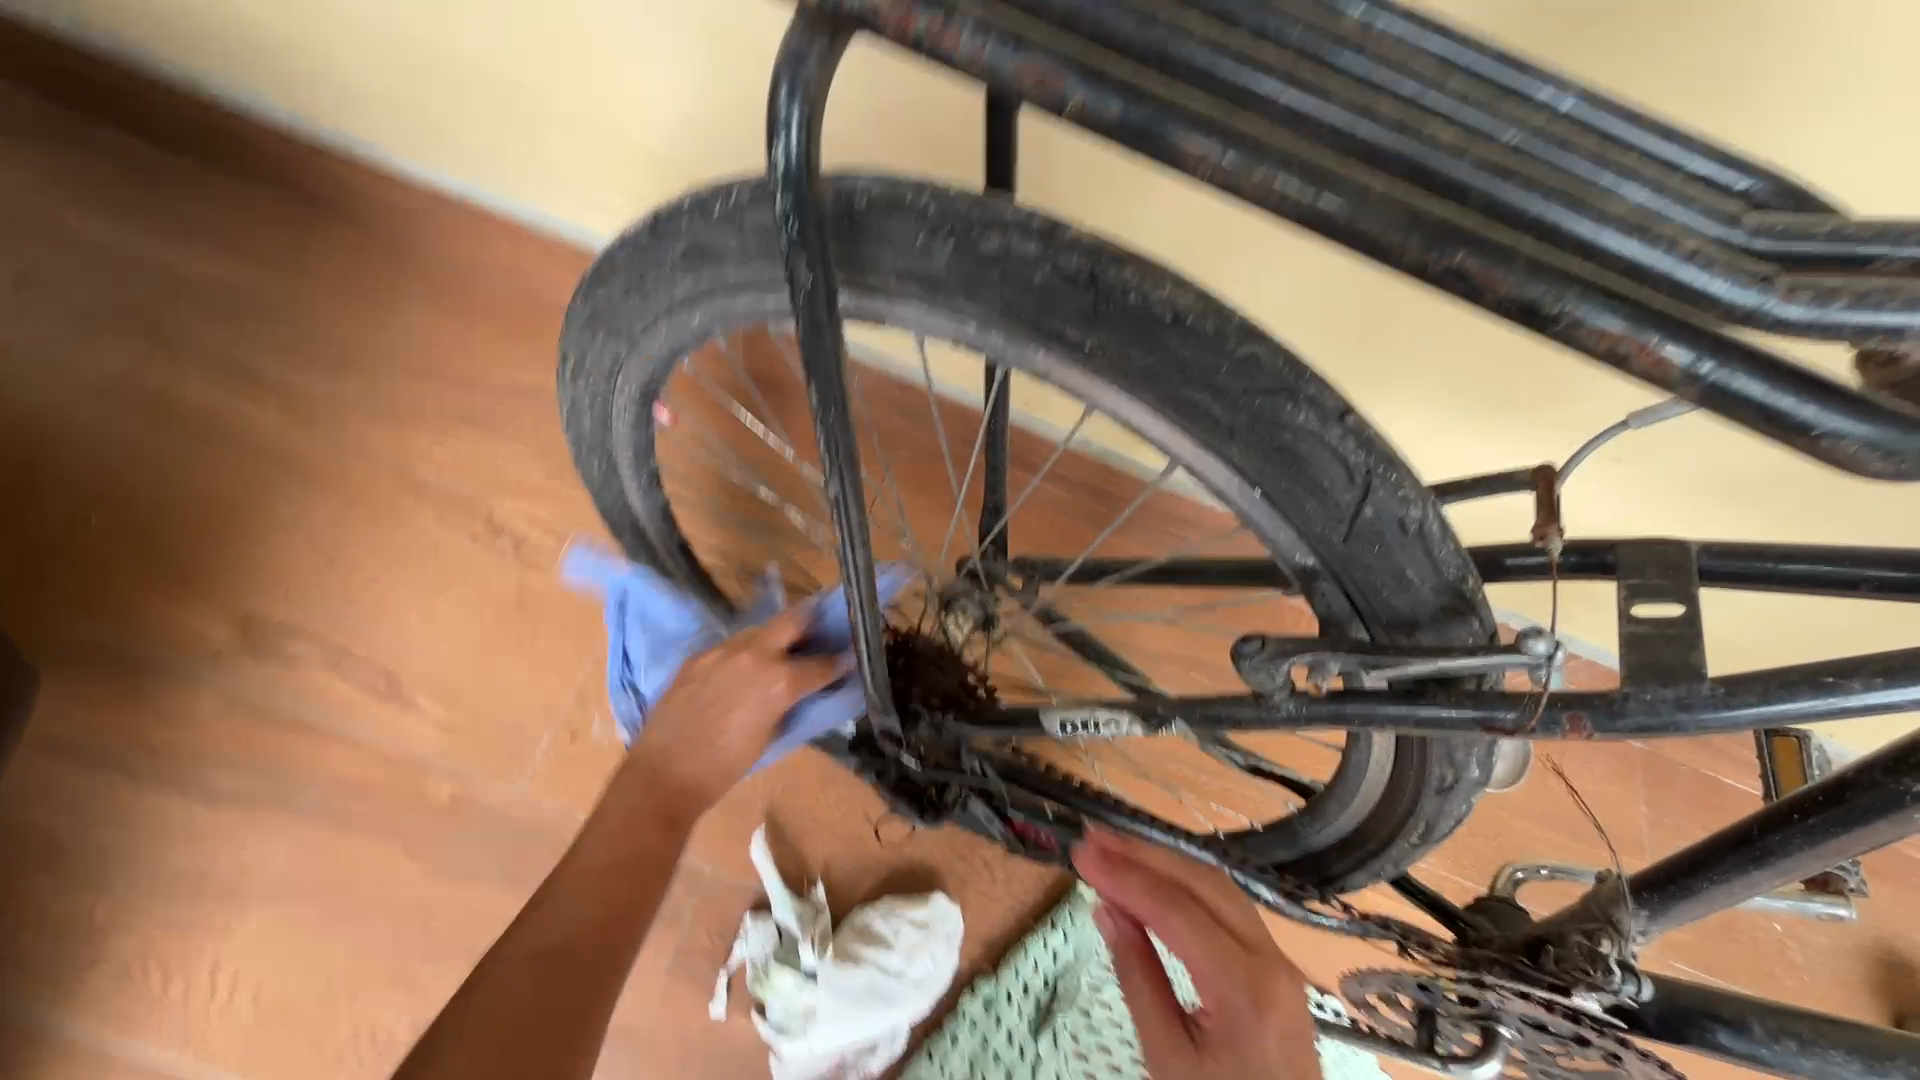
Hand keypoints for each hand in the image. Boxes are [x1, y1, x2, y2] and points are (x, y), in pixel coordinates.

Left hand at [621, 605, 843, 813]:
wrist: (664, 774)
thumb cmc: (726, 767)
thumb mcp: (772, 735)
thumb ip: (791, 705)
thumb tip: (804, 692)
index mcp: (780, 680)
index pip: (822, 664)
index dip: (840, 662)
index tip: (849, 658)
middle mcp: (754, 654)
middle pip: (794, 619)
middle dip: (812, 623)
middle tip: (820, 634)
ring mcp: (722, 651)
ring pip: (758, 631)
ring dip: (774, 639)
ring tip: (778, 656)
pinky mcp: (697, 656)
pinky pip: (729, 647)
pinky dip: (743, 655)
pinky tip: (740, 673)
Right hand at [1074, 828, 1322, 1079]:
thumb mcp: (1168, 1060)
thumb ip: (1138, 979)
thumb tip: (1106, 909)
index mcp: (1246, 989)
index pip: (1175, 911)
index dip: (1124, 876)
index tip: (1080, 854)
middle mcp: (1271, 961)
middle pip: (1202, 885)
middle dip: (1143, 856)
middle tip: (1092, 839)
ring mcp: (1279, 960)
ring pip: (1218, 888)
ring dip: (1164, 862)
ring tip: (1114, 849)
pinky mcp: (1276, 965)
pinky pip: (1229, 907)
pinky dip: (1185, 885)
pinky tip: (1153, 879)